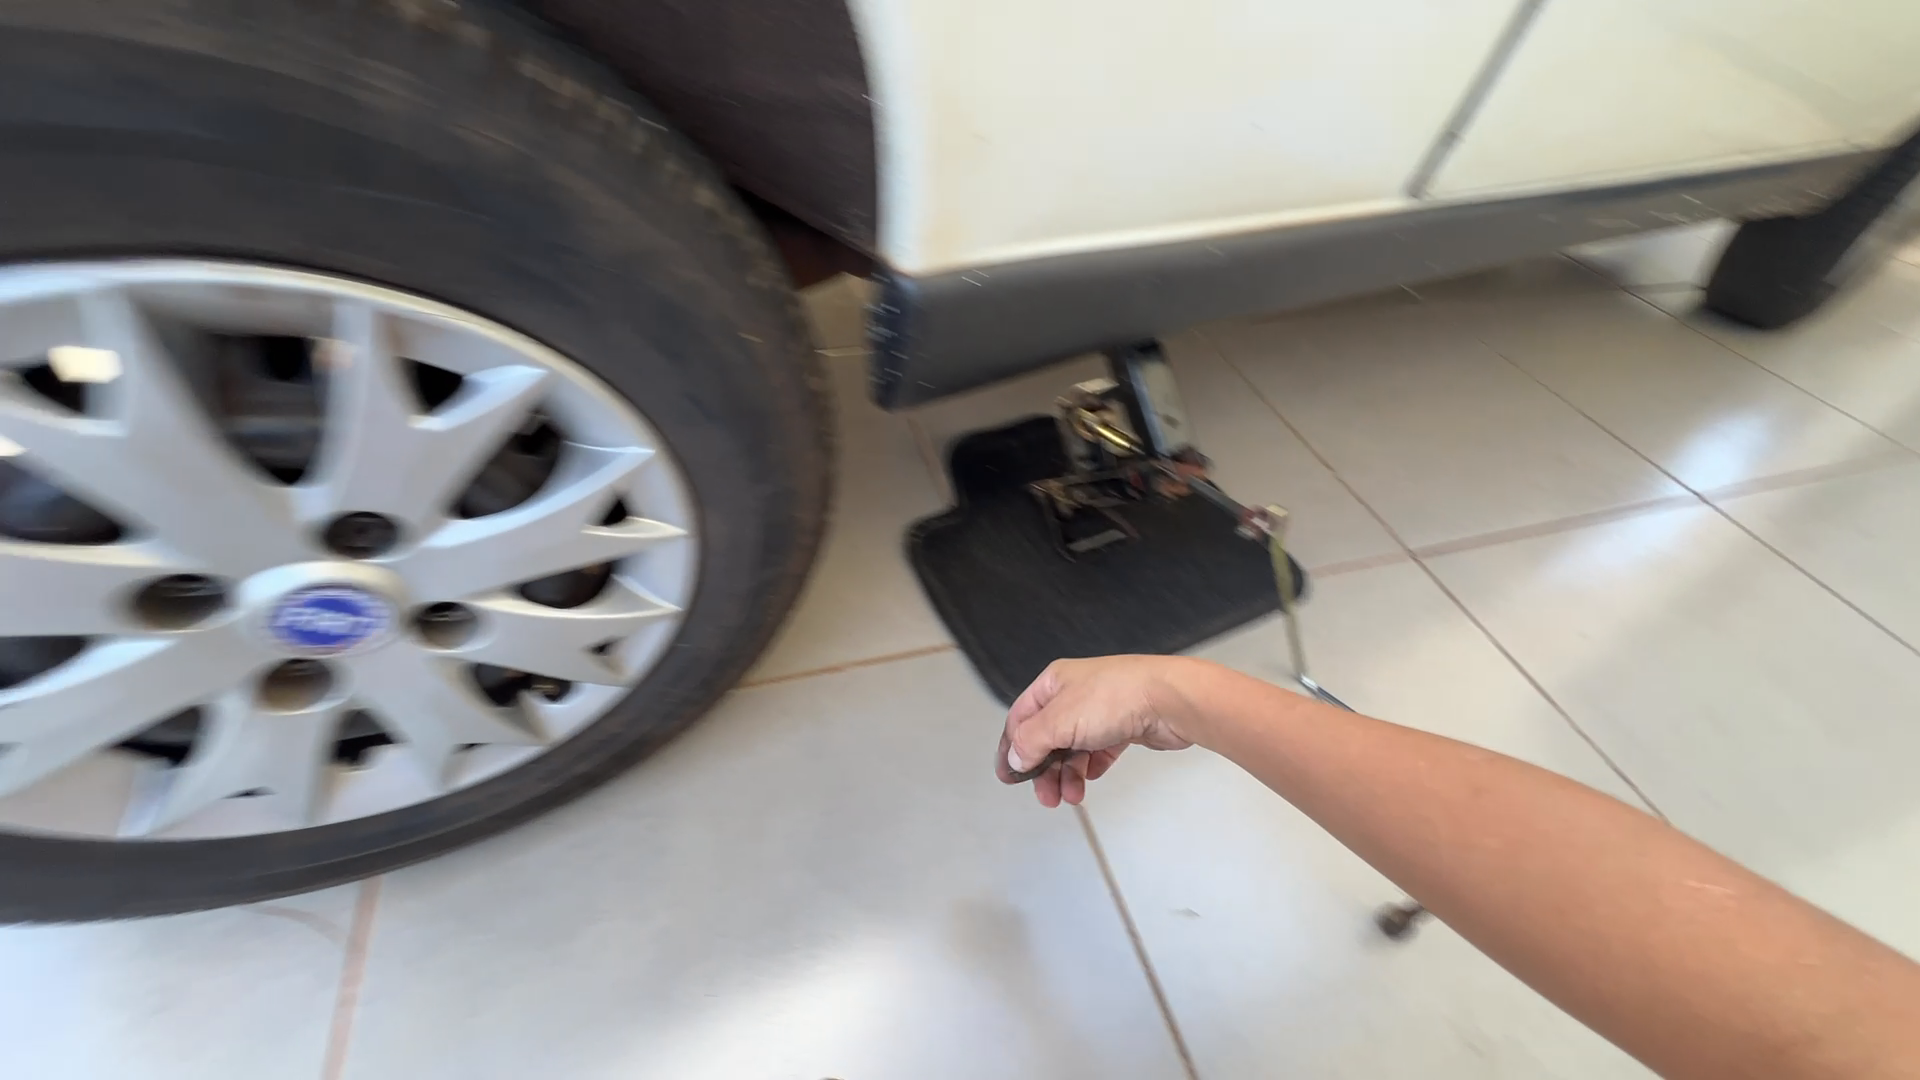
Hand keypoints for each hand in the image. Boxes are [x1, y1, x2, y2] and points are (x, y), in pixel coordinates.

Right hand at [997, 655, 1201, 806]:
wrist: (1170, 699)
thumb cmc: (1114, 698)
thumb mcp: (1060, 720)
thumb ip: (1031, 741)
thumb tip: (1014, 758)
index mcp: (1054, 683)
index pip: (1021, 718)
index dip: (1012, 748)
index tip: (1009, 776)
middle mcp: (1074, 694)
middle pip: (1047, 737)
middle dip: (1044, 769)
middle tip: (1047, 797)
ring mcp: (1099, 710)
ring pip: (1073, 748)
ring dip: (1068, 774)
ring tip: (1074, 795)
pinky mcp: (1122, 725)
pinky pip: (1098, 751)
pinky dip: (1092, 766)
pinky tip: (1094, 776)